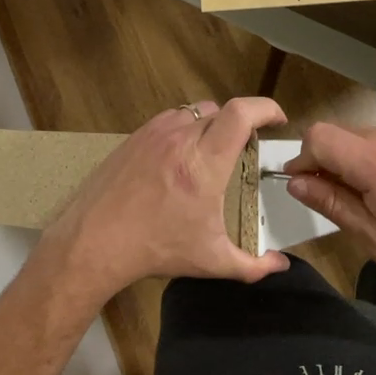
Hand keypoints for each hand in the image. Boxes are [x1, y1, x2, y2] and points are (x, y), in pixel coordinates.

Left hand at [39, 98, 292, 301]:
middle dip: (240, 123)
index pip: (242, 113)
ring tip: (212, 151)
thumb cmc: (157, 248)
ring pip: (192, 112)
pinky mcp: (132, 138)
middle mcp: (180, 137)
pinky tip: (179, 157)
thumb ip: (253, 265)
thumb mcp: (211, 261)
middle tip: (245, 147)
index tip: (278, 120)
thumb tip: (280, 265)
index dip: (266, 108)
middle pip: (220, 110)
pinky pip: (167, 121)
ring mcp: (153, 134)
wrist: (95, 240)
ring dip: (209, 124)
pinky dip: (182, 129)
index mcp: (205, 160)